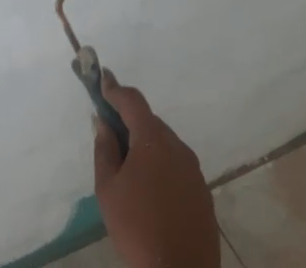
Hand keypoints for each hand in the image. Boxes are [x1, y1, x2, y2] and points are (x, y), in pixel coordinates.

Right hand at [93, 71, 219, 267]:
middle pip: (150, 123)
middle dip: (129, 122)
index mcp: (153, 141)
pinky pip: (177, 167)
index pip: (133, 101)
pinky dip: (161, 167)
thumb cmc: (136, 227)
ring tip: (127, 171)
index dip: (115, 88)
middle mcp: (178, 148)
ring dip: (146, 146)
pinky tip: (150, 192)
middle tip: (109, 134)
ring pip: (165, 146)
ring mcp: (195, 171)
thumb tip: (103, 122)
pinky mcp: (203, 193)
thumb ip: (104, 149)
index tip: (102, 79)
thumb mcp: (108, 188)